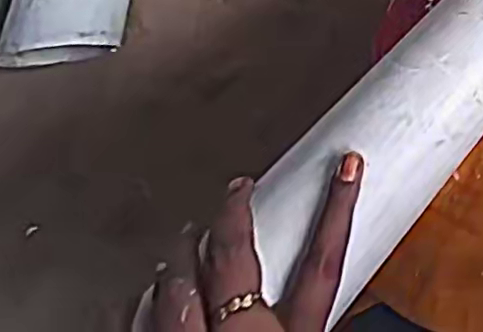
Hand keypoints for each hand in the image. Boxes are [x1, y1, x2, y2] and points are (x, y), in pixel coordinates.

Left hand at [152, 153, 363, 331]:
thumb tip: (346, 312)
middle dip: (231, 220)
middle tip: (236, 190)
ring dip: (178, 262)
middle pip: (233, 263)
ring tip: (181, 240)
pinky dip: (133, 310)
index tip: (348, 166)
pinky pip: (137, 330)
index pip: (324, 259)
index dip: (338, 207)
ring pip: (178, 297)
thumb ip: (322, 322)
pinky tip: (134, 298)